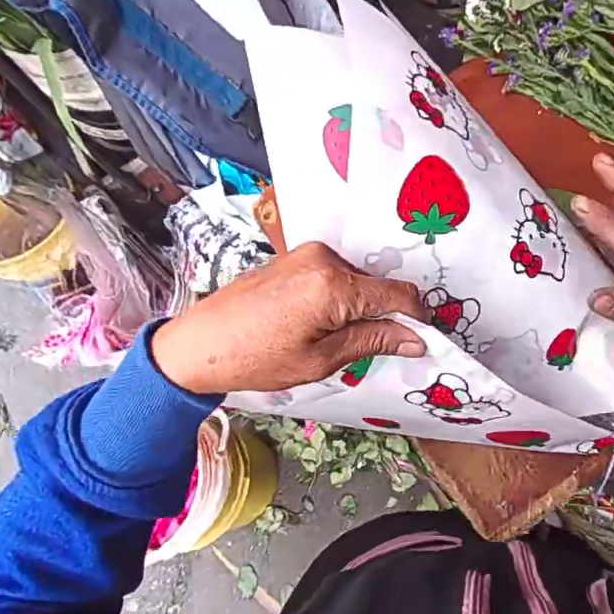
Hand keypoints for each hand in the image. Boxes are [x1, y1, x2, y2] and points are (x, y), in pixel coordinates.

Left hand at [151, 242, 430, 394]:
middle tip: (367, 348)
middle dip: (384, 316)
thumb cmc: (255, 358)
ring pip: (359, 281)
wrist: (195, 345)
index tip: (418, 341)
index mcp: (334, 284)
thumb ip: (374, 342)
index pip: (399, 295)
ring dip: (360, 308)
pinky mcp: (296, 257)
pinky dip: (341, 298)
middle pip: (379, 287)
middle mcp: (324, 258)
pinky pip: (337, 275)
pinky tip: (317, 322)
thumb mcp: (322, 360)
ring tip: (331, 338)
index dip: (415, 319)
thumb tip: (416, 340)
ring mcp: (308, 254)